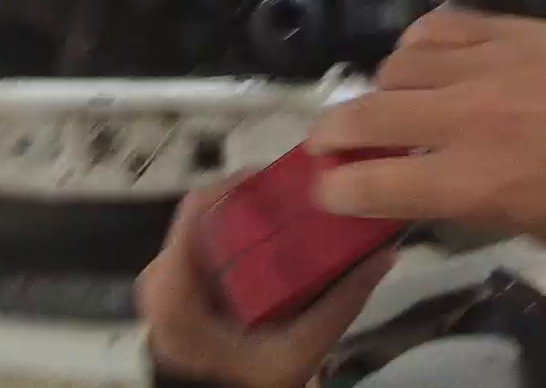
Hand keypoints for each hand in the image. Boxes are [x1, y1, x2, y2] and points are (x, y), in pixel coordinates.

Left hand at [138, 182, 396, 387]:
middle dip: (257, 197)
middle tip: (303, 198)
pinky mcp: (174, 284)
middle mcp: (160, 275)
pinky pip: (205, 238)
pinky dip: (239, 232)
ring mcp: (164, 279)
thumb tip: (385, 253)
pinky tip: (274, 240)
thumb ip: (340, 304)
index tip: (288, 179)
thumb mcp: (298, 353)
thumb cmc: (247, 385)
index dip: (243, 182)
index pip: (199, 205)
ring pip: (209, 220)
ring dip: (250, 214)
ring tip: (293, 215)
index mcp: (175, 288)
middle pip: (209, 208)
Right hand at [308, 10, 545, 248]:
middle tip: (327, 142)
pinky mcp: (510, 27)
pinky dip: (419, 41)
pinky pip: (440, 23)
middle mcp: (468, 118)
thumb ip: (472, 203)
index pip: (376, 184)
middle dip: (331, 132)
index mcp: (477, 183)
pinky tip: (425, 55)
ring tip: (392, 99)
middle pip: (369, 114)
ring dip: (381, 86)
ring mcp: (487, 63)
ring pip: (397, 62)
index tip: (324, 188)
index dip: (336, 189)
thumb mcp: (540, 226)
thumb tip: (430, 183)